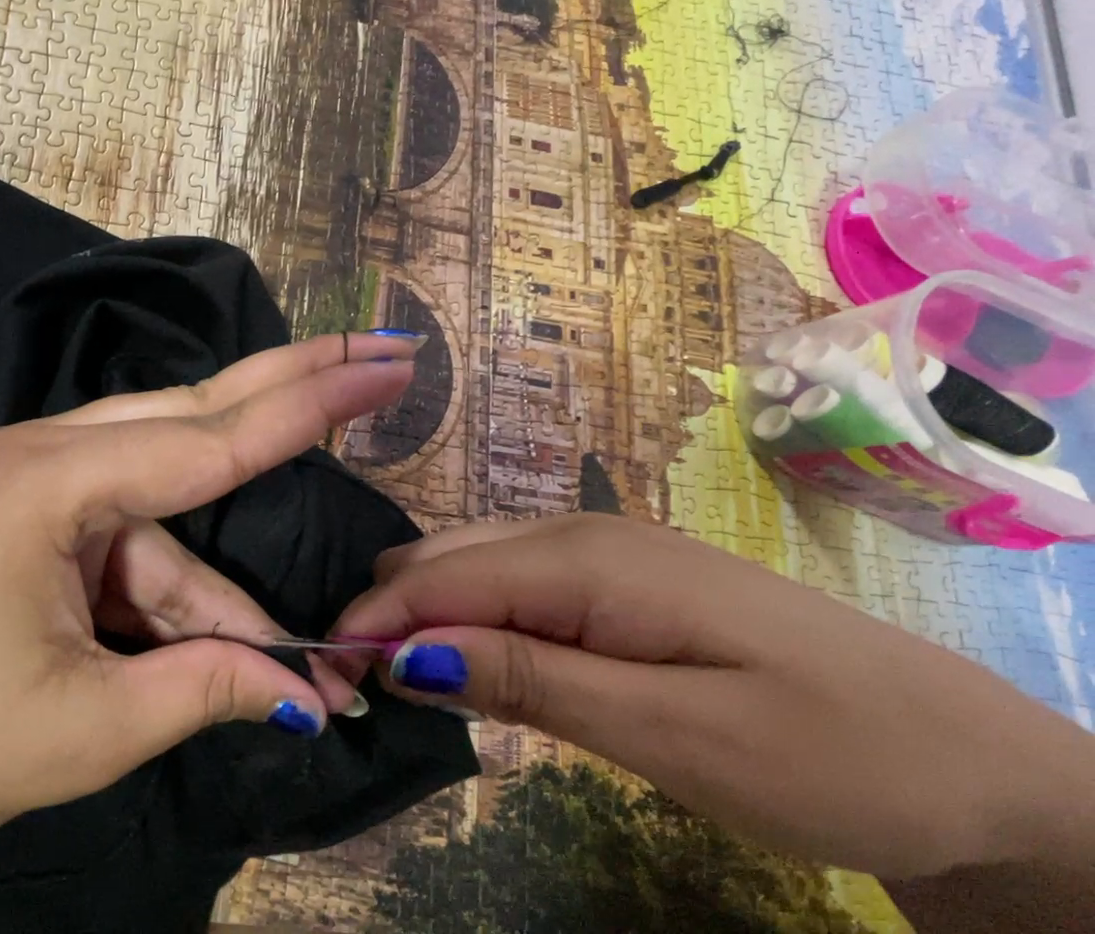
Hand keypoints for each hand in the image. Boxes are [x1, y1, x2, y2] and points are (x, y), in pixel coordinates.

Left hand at [0, 332, 420, 932]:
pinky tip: (209, 651)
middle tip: (377, 361)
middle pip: (186, 422)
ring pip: (159, 512)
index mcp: (45, 483)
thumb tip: (306, 692)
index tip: (382, 366)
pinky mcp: (21, 524)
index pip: (207, 438)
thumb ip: (207, 688)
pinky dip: (167, 596)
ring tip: (285, 659)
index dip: (307, 407)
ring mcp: (24, 487)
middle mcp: (35, 458)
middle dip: (284, 403)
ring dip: (216, 587)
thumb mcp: (90, 725)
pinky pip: (121, 545)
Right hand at [329, 514, 1094, 880]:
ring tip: (400, 690)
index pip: (435, 578)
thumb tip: (402, 651)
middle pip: (440, 560)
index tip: (323, 684)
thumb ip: (528, 680)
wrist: (977, 765)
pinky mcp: (618, 586)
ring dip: (420, 620)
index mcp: (587, 560)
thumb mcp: (672, 733)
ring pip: (468, 568)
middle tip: (359, 699)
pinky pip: (509, 587)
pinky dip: (467, 621)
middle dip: (385, 619)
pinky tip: (468, 666)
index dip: (369, 627)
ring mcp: (602, 555)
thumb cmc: (831, 756)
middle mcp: (581, 535)